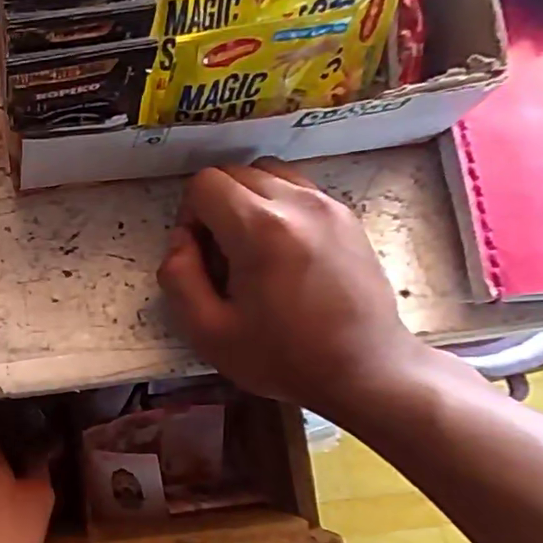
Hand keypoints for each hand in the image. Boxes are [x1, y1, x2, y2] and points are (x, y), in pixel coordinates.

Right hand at [156, 159, 440, 419]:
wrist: (364, 370)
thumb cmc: (281, 357)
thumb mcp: (207, 331)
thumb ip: (178, 278)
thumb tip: (181, 240)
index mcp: (261, 229)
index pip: (205, 184)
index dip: (188, 216)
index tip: (198, 255)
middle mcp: (298, 203)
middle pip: (235, 172)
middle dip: (214, 206)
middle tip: (219, 255)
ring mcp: (328, 205)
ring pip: (267, 172)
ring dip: (245, 200)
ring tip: (248, 248)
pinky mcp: (346, 215)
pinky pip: (296, 187)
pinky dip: (274, 205)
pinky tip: (279, 251)